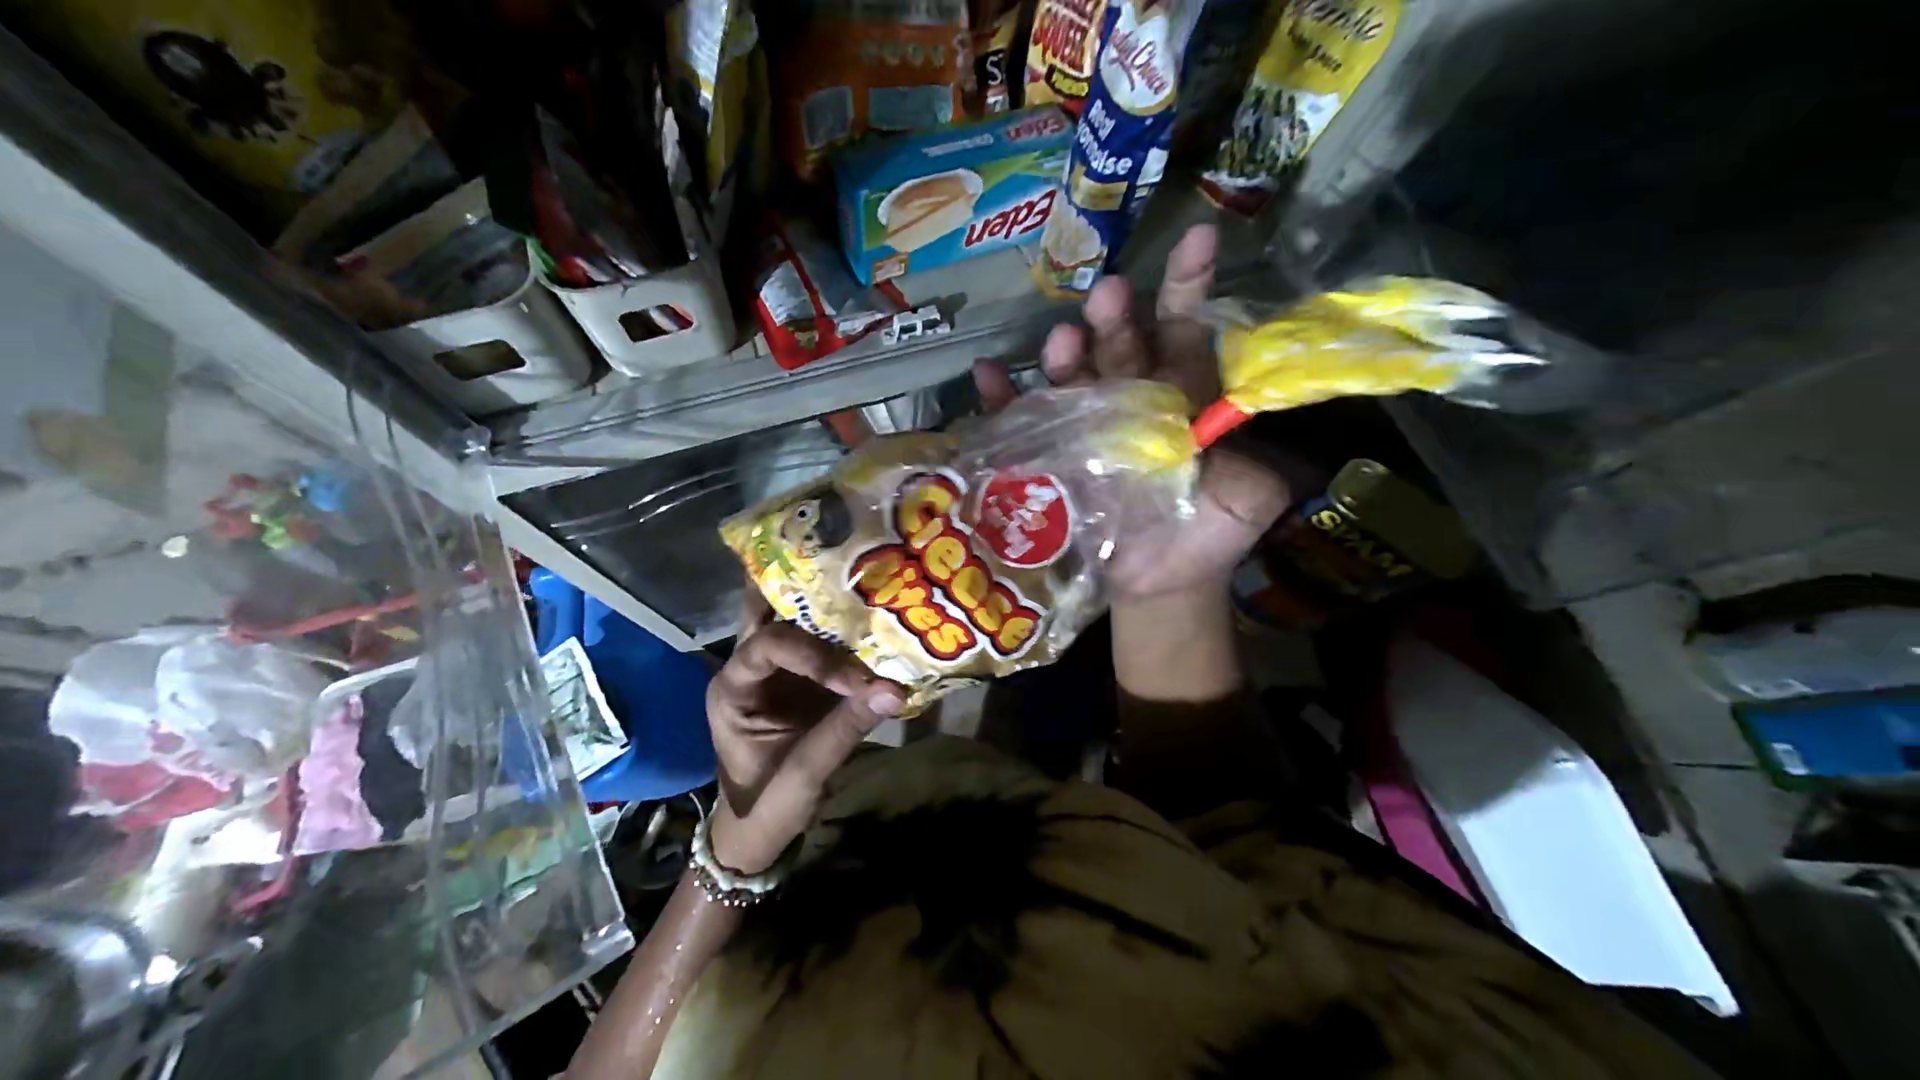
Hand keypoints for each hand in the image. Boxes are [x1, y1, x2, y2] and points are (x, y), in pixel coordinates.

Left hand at [703, 589, 906, 872]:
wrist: (761, 832)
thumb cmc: (767, 806)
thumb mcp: (803, 775)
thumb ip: (845, 729)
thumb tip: (896, 690)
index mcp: (732, 688)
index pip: (767, 645)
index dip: (812, 654)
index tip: (855, 678)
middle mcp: (749, 668)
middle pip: (768, 610)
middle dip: (803, 590)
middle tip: (845, 569)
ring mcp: (778, 670)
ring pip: (797, 619)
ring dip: (830, 606)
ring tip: (868, 586)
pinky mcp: (805, 679)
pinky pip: (824, 644)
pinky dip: (847, 633)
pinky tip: (876, 621)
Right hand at [974, 224, 1290, 599]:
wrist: (1160, 583)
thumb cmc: (1206, 533)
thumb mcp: (1249, 498)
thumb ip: (1257, 460)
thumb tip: (1242, 425)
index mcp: (1181, 395)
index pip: (1183, 331)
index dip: (1187, 288)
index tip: (1196, 239)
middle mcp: (1131, 399)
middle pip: (1120, 347)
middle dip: (1115, 319)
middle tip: (1108, 294)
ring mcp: (1085, 426)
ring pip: (1072, 378)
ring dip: (1065, 356)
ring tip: (1062, 343)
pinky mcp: (1049, 457)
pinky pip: (1020, 422)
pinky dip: (1002, 399)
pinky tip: (987, 374)